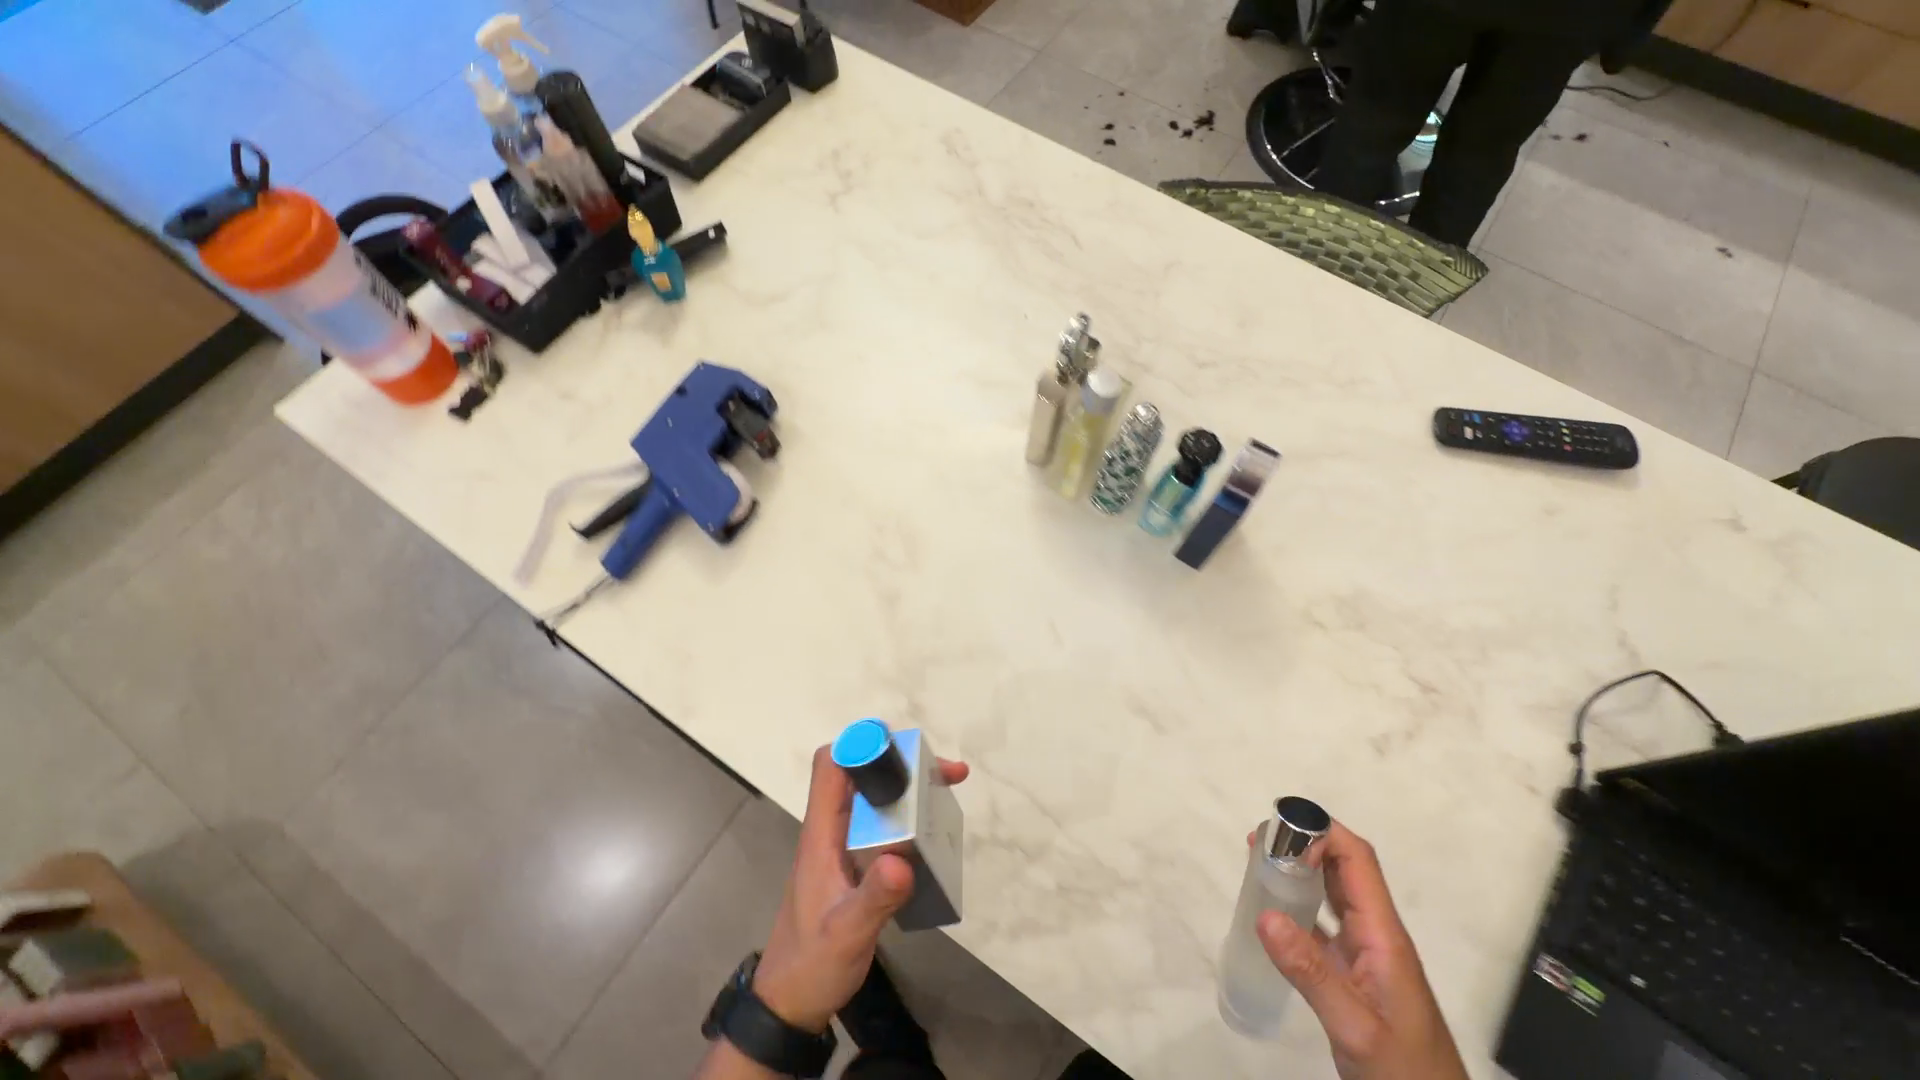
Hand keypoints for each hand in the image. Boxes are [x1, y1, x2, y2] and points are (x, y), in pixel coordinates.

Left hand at [752, 745, 969, 1032]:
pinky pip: (881, 828)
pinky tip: (932, 837)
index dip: (863, 745)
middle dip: (900, 764)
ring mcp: (842, 850)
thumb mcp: (847, 934)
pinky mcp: (853, 868)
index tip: (907, 750)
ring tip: (947, 794)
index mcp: (821, 835)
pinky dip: (907, 821)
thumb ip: (874, 899)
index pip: (832, 766)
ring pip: (873, 801)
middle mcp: (830, 833)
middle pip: (860, 776)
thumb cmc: (812, 966)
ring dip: (908, 791)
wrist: (790, 1003)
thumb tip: (904, 860)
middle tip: (946, 773)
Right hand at [1251, 822, 1469, 1079]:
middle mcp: (1377, 935)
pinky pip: (1325, 926)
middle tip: (1257, 840)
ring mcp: (1367, 954)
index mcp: (1384, 935)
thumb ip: (1311, 973)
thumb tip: (1265, 914)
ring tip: (1258, 864)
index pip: (1358, 861)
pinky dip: (1299, 909)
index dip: (1322, 834)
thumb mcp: (1354, 1027)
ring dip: (1301, 873)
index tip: (1278, 831)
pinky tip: (1273, 914)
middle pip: (1345, 870)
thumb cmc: (1403, 1069)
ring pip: (1334, 895)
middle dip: (1305, 844)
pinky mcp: (1355, 974)